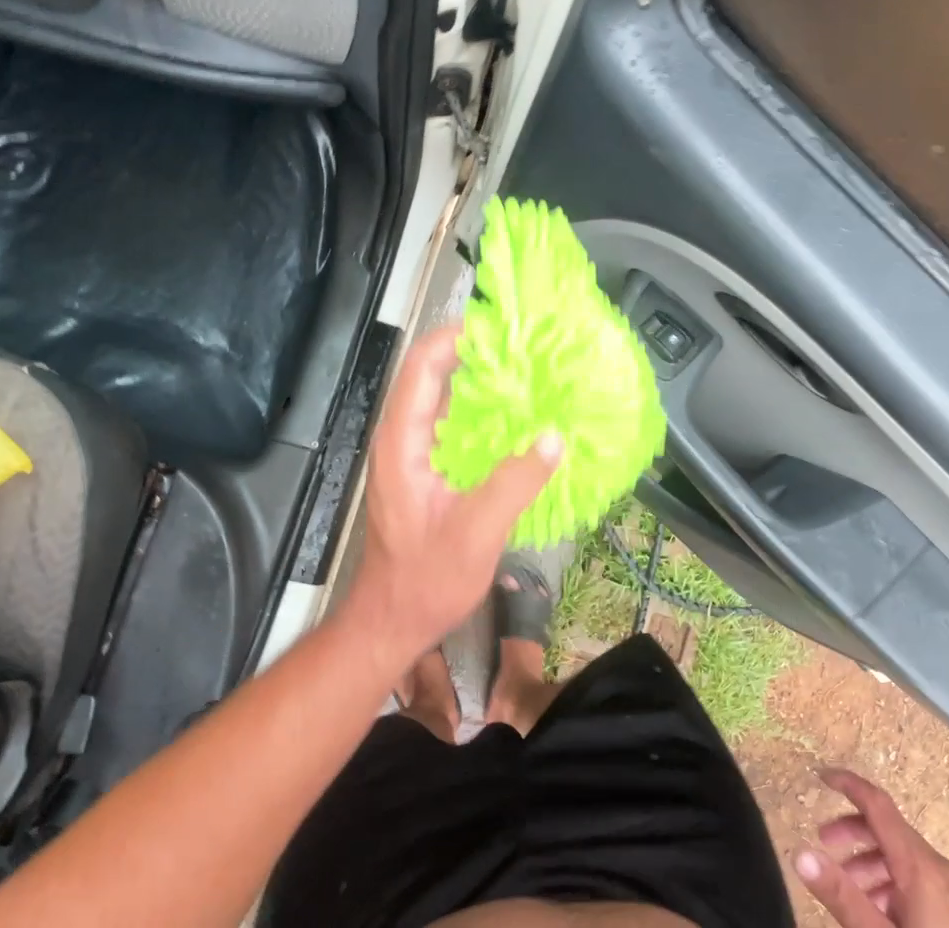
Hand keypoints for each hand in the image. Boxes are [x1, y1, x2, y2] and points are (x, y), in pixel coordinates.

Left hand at [340, 326, 561, 665]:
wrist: (394, 620)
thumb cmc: (426, 580)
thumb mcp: (476, 532)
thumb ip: (514, 482)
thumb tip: (554, 438)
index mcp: (402, 441)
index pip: (423, 366)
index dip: (458, 338)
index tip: (506, 329)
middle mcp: (404, 438)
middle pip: (436, 376)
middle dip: (481, 357)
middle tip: (532, 349)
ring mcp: (415, 455)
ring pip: (449, 402)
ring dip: (488, 387)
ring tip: (536, 376)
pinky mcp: (429, 473)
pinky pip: (458, 429)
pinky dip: (488, 418)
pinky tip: (524, 423)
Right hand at [794, 769, 948, 927]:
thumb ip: (839, 895)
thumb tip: (799, 852)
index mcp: (920, 868)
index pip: (879, 806)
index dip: (849, 785)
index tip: (820, 776)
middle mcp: (941, 869)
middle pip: (890, 830)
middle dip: (852, 831)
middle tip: (822, 845)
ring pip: (905, 857)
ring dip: (869, 861)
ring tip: (847, 890)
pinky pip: (921, 880)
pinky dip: (891, 881)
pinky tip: (880, 912)